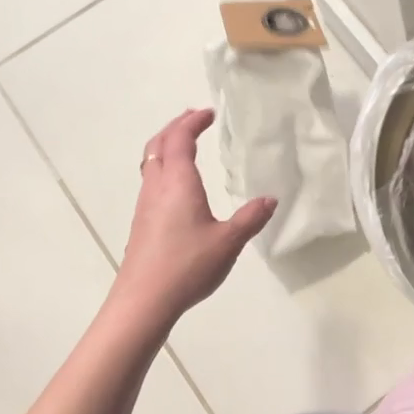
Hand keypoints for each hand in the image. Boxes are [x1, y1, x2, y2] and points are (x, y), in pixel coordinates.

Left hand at [108, 108, 274, 327]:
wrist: (144, 300)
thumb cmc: (187, 265)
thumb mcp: (229, 241)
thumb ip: (250, 218)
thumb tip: (270, 199)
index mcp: (178, 183)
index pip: (180, 140)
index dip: (192, 122)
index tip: (208, 113)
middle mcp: (157, 188)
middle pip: (158, 145)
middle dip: (175, 128)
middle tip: (194, 119)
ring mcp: (145, 205)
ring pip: (151, 163)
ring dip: (167, 147)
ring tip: (186, 145)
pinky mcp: (142, 223)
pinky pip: (151, 181)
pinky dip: (164, 167)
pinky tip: (179, 185)